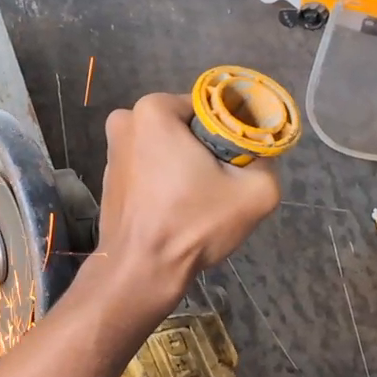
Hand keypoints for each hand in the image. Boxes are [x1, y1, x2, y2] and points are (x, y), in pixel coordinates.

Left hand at [94, 92, 279, 318]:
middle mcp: (126, 120)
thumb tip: (259, 154)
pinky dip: (166, 178)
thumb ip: (266, 159)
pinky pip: (150, 165)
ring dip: (186, 165)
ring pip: (168, 146)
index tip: (240, 161)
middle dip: (207, 149)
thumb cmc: (193, 223)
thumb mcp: (257, 190)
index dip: (231, 132)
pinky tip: (178, 205)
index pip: (209, 108)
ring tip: (200, 198)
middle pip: (186, 126)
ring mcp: (113, 148)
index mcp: (153, 109)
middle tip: (222, 183)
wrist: (140, 268)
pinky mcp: (110, 173)